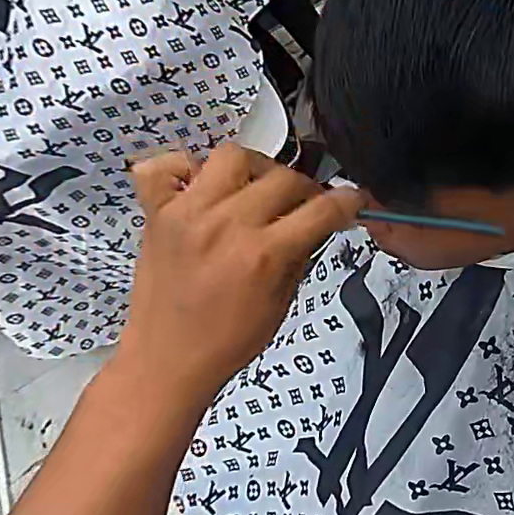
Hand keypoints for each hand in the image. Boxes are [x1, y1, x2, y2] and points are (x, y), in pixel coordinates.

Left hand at [119, 143, 362, 406]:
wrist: (170, 358)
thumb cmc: (233, 338)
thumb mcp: (286, 298)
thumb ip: (302, 253)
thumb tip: (320, 222)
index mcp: (264, 254)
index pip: (322, 209)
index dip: (350, 200)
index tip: (357, 200)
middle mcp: (226, 225)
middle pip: (284, 177)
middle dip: (308, 189)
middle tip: (308, 206)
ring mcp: (186, 214)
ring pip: (233, 156)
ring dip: (258, 168)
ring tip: (260, 190)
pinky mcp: (156, 213)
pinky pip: (164, 166)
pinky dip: (186, 167)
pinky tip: (205, 187)